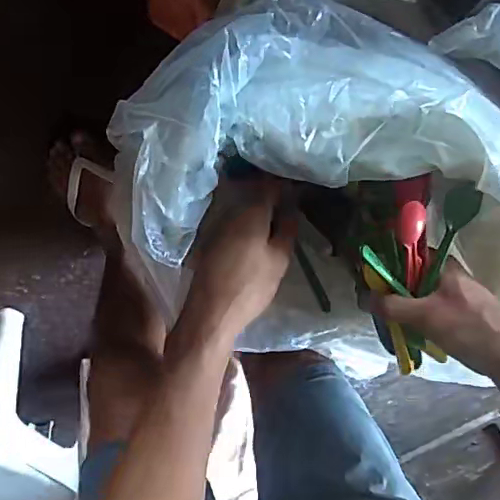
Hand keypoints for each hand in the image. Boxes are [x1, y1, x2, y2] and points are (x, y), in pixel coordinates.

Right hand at [175, 179, 296, 350]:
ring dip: (247, 238)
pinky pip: (239, 270)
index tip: (267, 179)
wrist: (209, 320)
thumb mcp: (248, 227)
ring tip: (227, 223)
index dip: (281, 196)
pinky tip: (217, 255)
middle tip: (244, 198)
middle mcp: (276, 271)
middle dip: (263, 217)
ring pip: (256, 254)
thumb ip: (263, 203)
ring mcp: (258, 289)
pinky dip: (232, 256)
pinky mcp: (238, 300)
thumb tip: (274, 182)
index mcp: (283, 252)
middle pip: (274, 237)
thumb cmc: (229, 270)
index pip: (290, 216)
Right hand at [376, 261, 499, 374]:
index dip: (388, 263)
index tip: (371, 280)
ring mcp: (460, 295)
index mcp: (445, 266)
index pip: (410, 253)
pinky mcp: (464, 314)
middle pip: (413, 276)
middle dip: (394, 290)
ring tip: (393, 324)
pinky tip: (414, 334)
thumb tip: (364, 298)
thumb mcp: (423, 316)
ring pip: (422, 295)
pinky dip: (420, 319)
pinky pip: (433, 310)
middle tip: (379, 307)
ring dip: (406, 308)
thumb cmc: (467, 329)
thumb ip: (391, 306)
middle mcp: (452, 275)